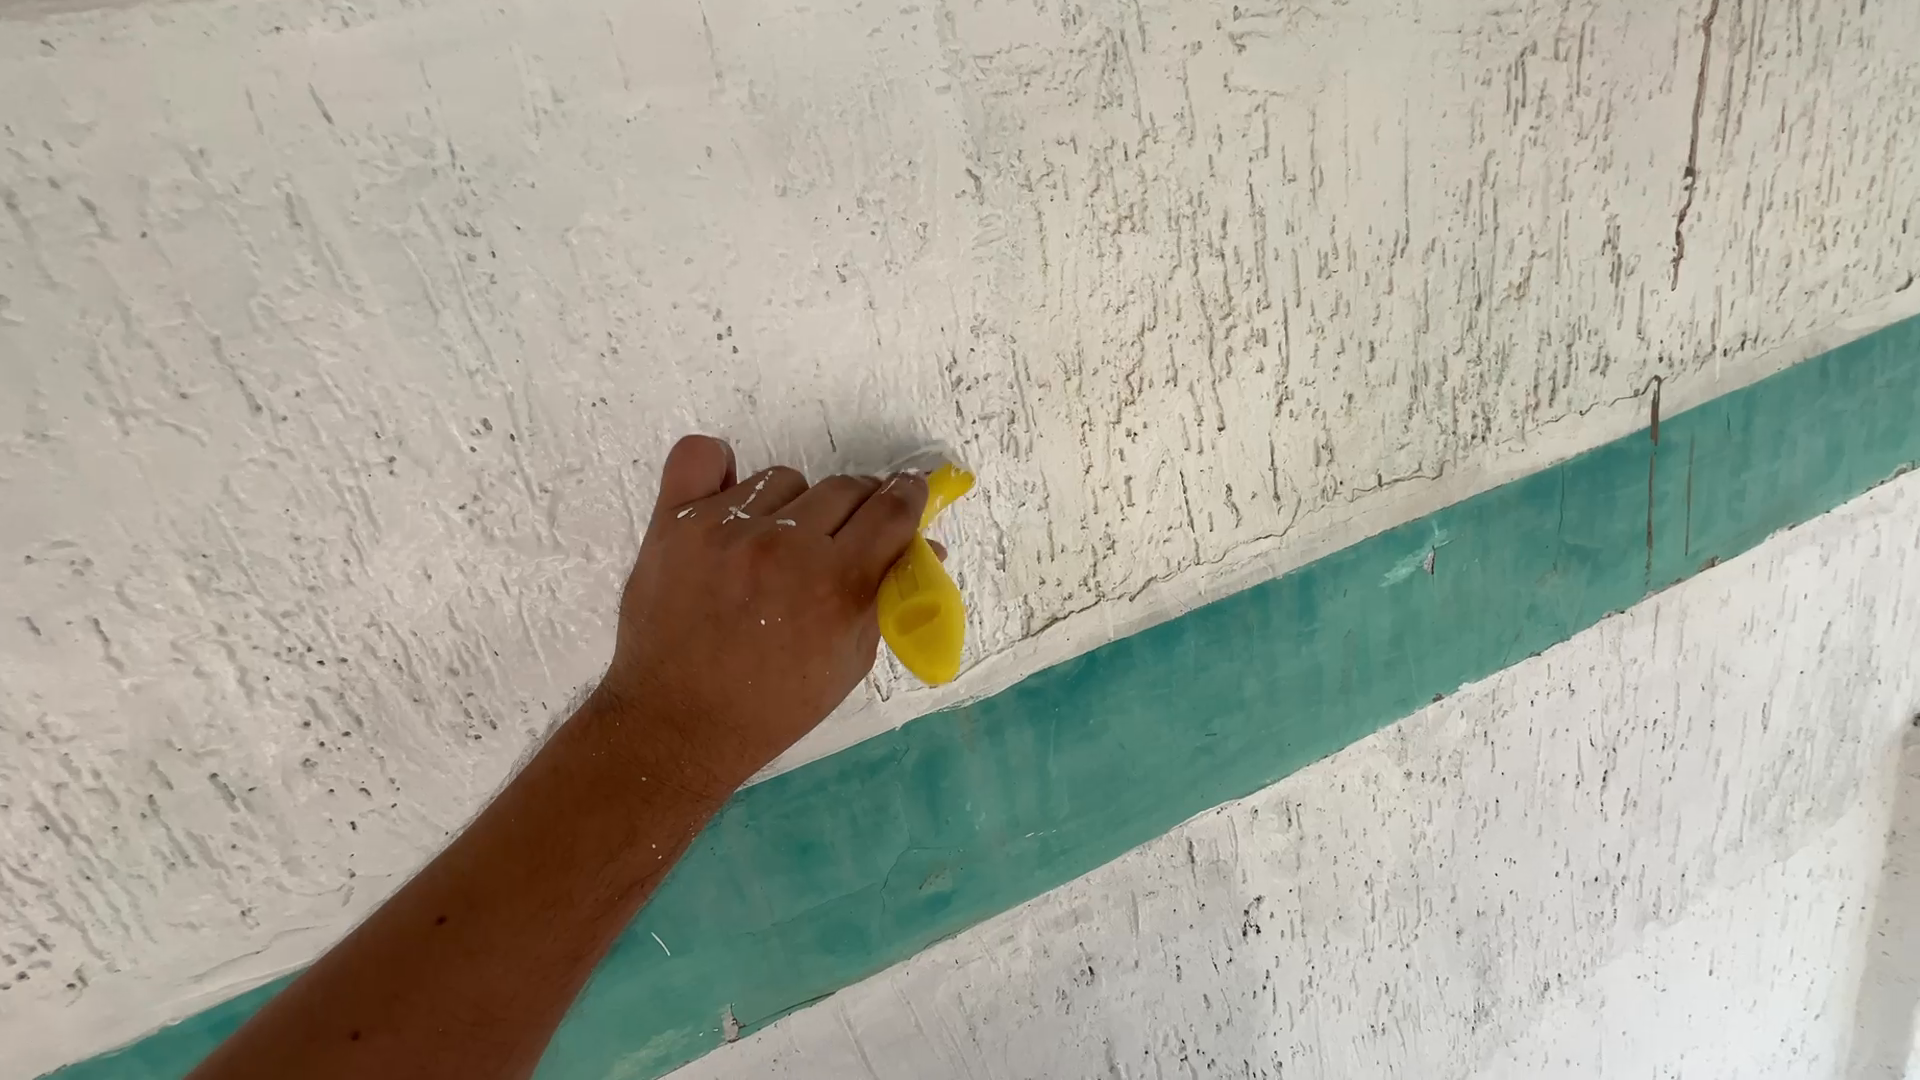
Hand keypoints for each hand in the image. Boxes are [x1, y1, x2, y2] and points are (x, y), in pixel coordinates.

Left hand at [594, 435, 928, 800]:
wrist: (677, 723)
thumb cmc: (775, 704)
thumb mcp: (851, 661)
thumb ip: (889, 595)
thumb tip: (928, 545)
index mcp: (836, 584)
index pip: (891, 509)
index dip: (908, 496)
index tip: (907, 494)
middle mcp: (785, 546)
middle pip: (845, 487)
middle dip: (858, 506)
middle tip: (843, 535)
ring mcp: (725, 529)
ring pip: (785, 478)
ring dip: (794, 505)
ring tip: (776, 544)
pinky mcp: (673, 522)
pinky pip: (700, 457)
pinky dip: (719, 471)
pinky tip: (727, 500)